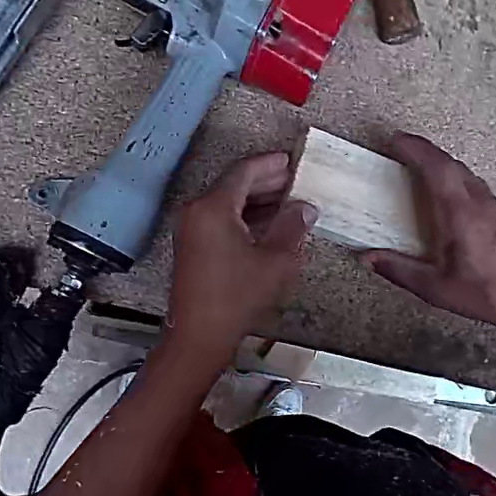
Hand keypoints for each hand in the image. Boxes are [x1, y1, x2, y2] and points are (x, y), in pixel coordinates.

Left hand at [167, 153, 315, 355]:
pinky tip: (267, 224)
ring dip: (256, 200)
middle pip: (234, 184)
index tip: (289, 161)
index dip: (270, 164)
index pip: (244, 172)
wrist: (201, 334)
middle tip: (293, 180)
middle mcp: (197, 212)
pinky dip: (244, 216)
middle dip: (266, 181)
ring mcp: (191, 229)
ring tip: (287, 201)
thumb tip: (304, 209)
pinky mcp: (193, 246)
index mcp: (213, 208)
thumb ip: (292, 227)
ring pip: (227, 202)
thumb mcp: (275, 260)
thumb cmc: (235, 298)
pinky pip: (220, 219)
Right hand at [359, 134, 495, 336]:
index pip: (436, 168)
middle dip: (425, 150)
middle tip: (404, 147)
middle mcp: (480, 205)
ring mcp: (495, 208)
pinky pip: (476, 184)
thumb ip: (400, 270)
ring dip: (442, 162)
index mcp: (461, 215)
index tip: (396, 141)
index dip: (415, 149)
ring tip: (424, 164)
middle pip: (450, 163)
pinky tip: (452, 190)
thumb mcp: (436, 288)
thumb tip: (370, 259)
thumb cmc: (491, 295)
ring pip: (465, 172)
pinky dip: (457, 176)